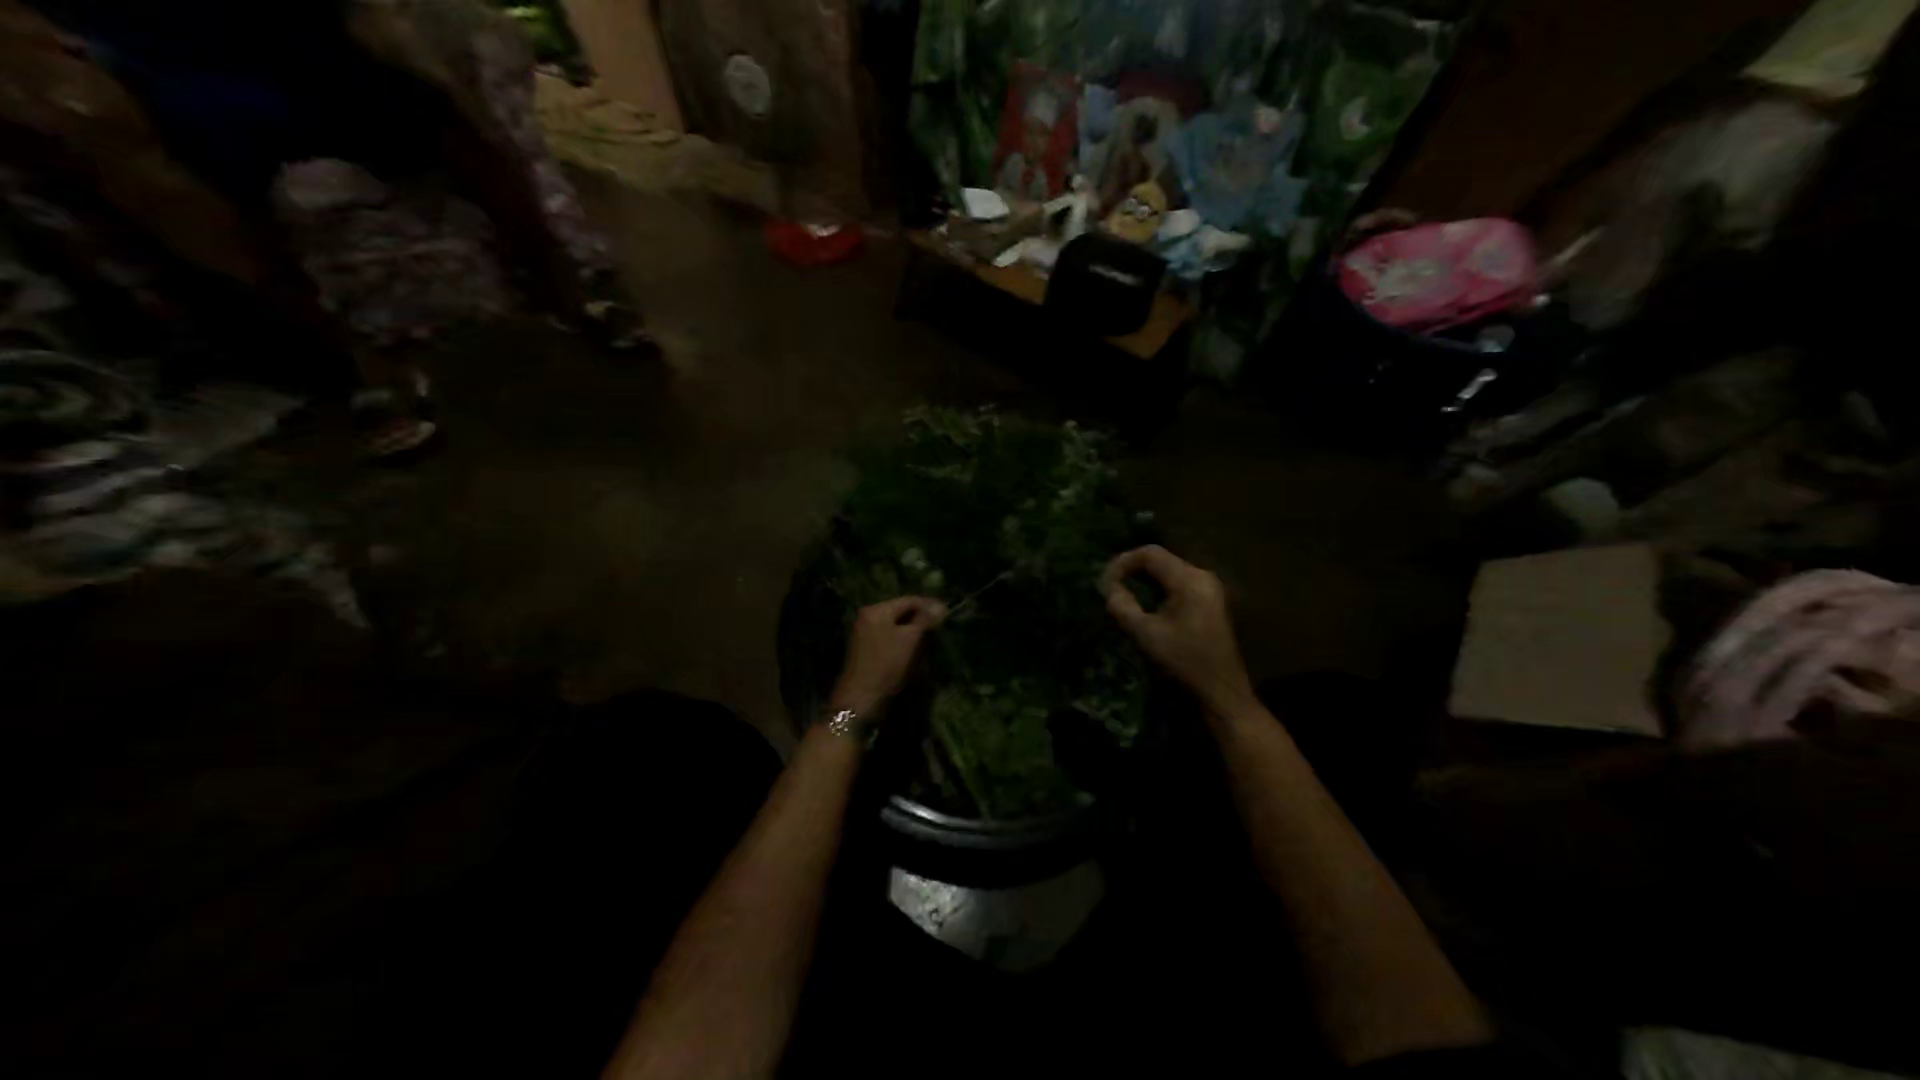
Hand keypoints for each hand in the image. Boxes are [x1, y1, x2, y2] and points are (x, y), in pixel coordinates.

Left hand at [831, 596, 947, 715]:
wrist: (861, 698)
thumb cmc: (887, 665)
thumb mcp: (909, 640)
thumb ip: (924, 620)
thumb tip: (941, 606)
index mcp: (876, 610)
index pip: (908, 600)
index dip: (929, 605)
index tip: (947, 612)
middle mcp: (867, 616)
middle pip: (900, 611)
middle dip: (920, 617)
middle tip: (940, 625)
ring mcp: (864, 632)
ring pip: (894, 624)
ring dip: (912, 628)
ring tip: (930, 636)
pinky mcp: (865, 648)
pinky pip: (888, 635)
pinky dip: (902, 638)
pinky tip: (913, 646)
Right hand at [1100, 545, 1256, 717]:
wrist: (1221, 690)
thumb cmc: (1184, 662)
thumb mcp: (1146, 634)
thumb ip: (1123, 606)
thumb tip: (1109, 589)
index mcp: (1189, 580)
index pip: (1150, 554)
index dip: (1122, 562)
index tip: (1104, 582)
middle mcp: (1202, 576)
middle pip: (1160, 559)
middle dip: (1131, 569)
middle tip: (1109, 587)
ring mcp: (1208, 588)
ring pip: (1168, 570)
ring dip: (1143, 578)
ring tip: (1121, 593)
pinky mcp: (1209, 600)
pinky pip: (1177, 582)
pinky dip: (1157, 587)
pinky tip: (1143, 602)